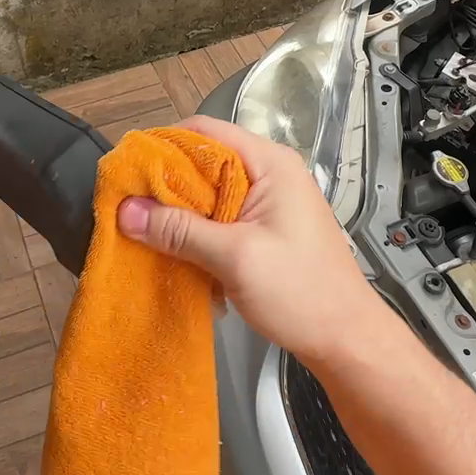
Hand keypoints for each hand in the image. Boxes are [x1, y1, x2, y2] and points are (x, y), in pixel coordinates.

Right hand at [115, 115, 369, 363]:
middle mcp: (269, 173)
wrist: (348, 343)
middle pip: (204, 159)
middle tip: (130, 203)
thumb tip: (126, 211)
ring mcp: (268, 201)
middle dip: (165, 181)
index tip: (130, 169)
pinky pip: (218, 214)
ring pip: (208, 190)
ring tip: (145, 226)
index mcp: (270, 163)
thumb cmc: (303, 294)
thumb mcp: (234, 258)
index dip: (163, 145)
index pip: (205, 131)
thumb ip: (179, 230)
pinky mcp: (263, 228)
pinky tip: (174, 247)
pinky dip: (194, 227)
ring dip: (178, 208)